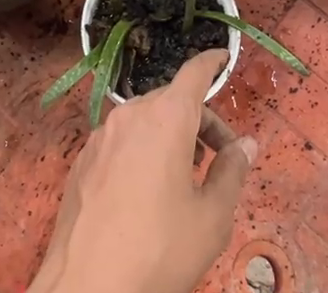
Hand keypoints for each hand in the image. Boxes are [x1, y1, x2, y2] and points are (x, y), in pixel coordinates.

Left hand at [30, 48, 257, 292]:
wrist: (86, 288)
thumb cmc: (158, 250)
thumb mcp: (211, 218)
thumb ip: (232, 172)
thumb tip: (246, 144)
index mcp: (166, 118)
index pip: (194, 73)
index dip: (212, 63)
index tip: (223, 58)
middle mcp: (130, 115)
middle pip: (171, 101)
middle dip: (199, 121)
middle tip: (219, 159)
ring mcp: (100, 137)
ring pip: (144, 121)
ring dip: (169, 136)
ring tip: (184, 178)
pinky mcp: (81, 161)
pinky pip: (120, 142)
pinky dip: (141, 150)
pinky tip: (146, 193)